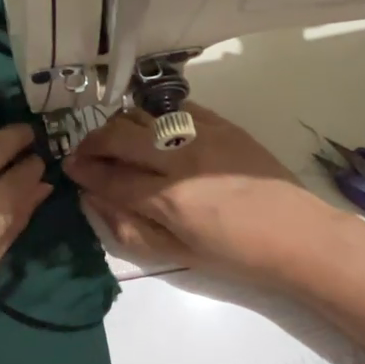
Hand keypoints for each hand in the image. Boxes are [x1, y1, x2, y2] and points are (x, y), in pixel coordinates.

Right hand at [63, 107, 340, 284]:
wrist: (295, 233)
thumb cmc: (235, 255)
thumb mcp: (176, 254)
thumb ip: (129, 228)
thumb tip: (95, 200)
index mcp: (167, 200)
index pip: (109, 178)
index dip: (83, 172)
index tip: (69, 168)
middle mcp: (178, 160)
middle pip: (118, 137)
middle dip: (92, 143)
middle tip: (85, 153)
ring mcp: (201, 136)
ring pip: (142, 115)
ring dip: (119, 126)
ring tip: (116, 141)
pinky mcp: (221, 123)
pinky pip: (174, 107)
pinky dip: (153, 115)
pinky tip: (152, 130)